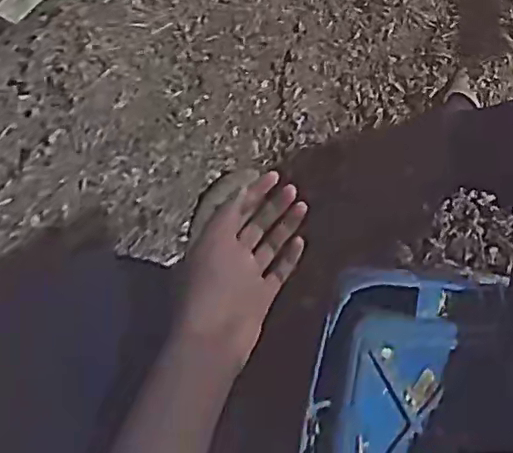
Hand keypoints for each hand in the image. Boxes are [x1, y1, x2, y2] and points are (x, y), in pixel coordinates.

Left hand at [175, 171, 307, 370]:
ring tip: (302, 206)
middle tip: (292, 188)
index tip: (274, 176)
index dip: (254, 191)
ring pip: (270, 244)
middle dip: (273, 205)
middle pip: (255, 225)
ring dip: (285, 225)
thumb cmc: (210, 285)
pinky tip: (301, 240)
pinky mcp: (262, 296)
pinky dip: (289, 255)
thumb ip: (228, 213)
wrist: (213, 338)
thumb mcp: (214, 239)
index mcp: (215, 242)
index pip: (236, 209)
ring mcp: (248, 277)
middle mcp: (231, 257)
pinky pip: (279, 271)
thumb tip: (242, 189)